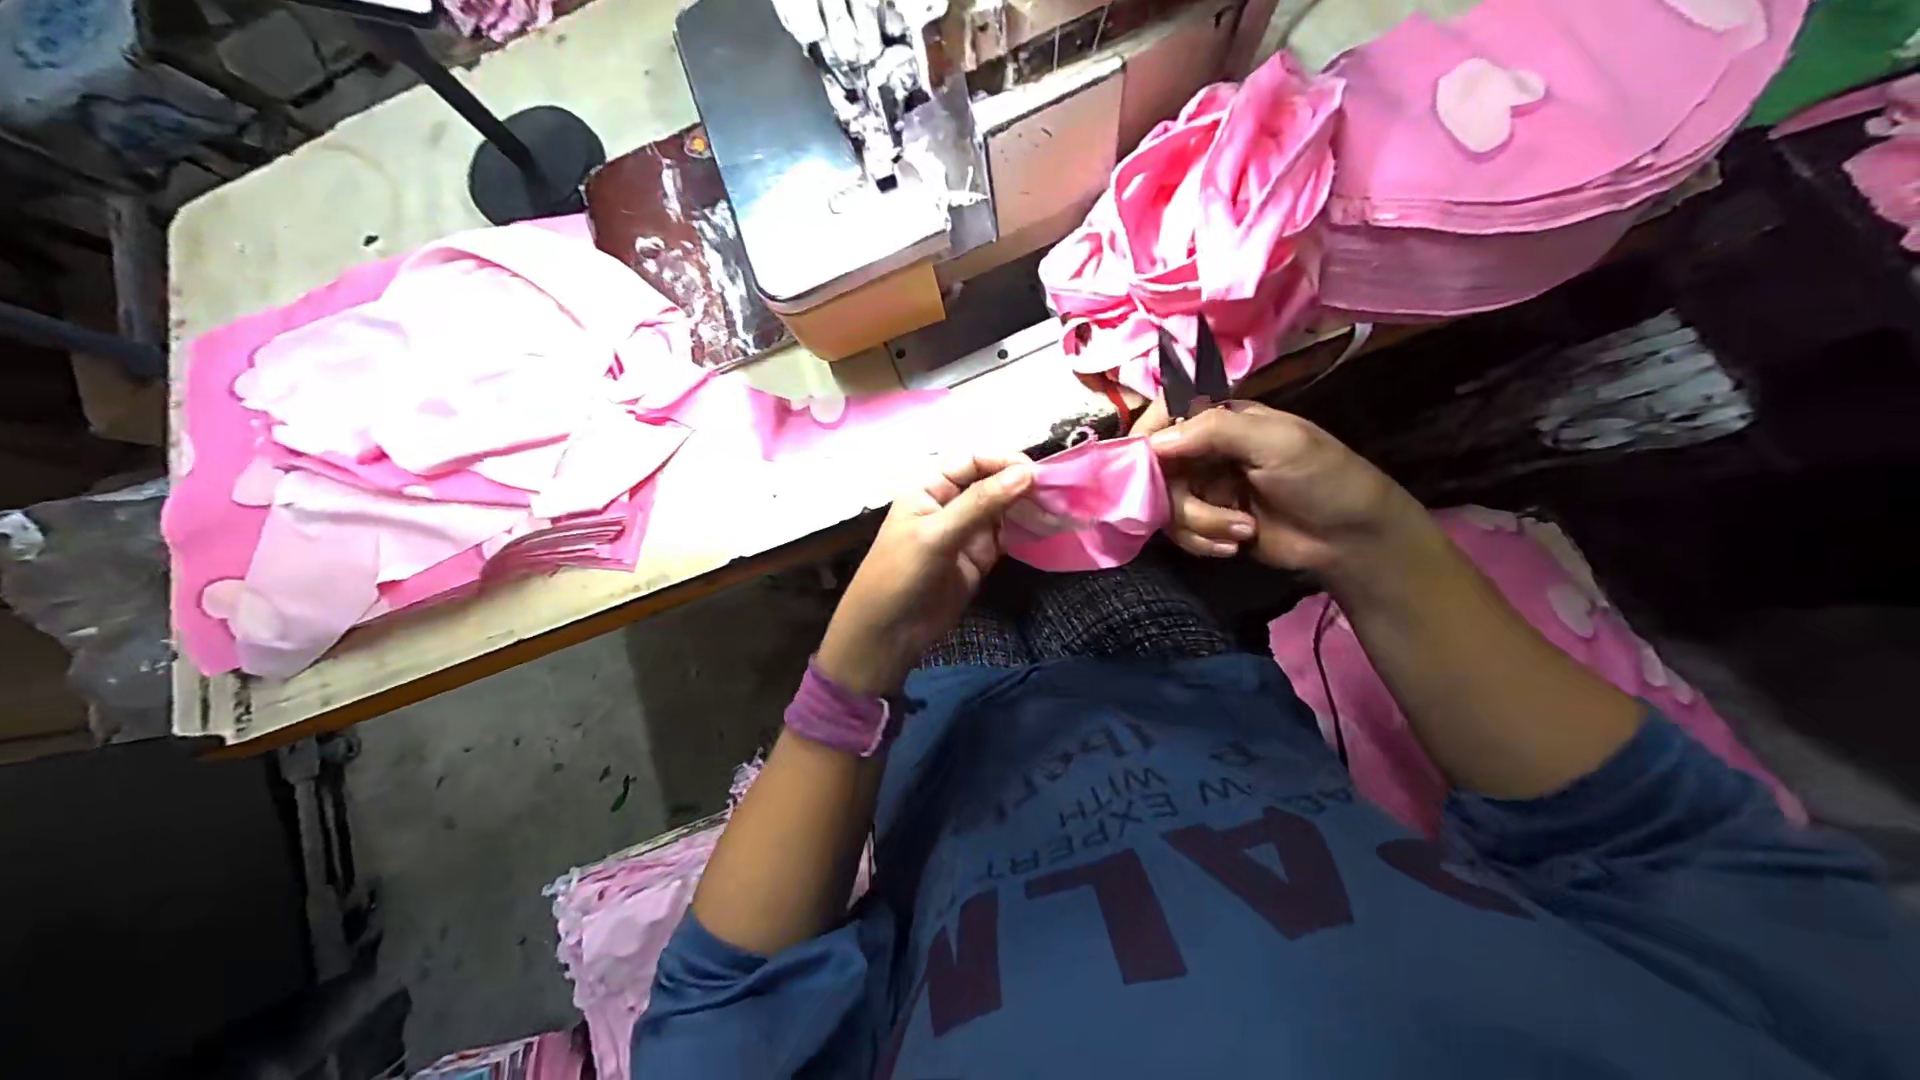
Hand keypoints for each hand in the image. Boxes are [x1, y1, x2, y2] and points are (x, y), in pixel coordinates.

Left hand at [815, 453, 1035, 696]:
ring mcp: (967, 530)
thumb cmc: (901, 575)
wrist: (888, 633)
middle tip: (1056, 491)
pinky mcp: (981, 556)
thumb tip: (1026, 473)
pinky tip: (1049, 527)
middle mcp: (950, 503)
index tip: (1035, 472)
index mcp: (929, 487)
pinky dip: (1028, 531)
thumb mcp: (937, 534)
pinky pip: (1008, 535)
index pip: (971, 461)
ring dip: (1029, 506)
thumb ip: (981, 503)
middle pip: (992, 481)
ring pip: (1004, 508)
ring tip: (1059, 508)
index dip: (1002, 461)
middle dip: (1022, 483)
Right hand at [1146, 402, 1442, 593]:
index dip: (1146, 440)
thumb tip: (1153, 443)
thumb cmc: (1322, 478)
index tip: (1142, 466)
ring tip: (1243, 530)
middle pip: (1155, 470)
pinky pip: (1177, 533)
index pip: (1163, 417)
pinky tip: (1236, 544)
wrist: (1351, 540)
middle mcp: (1202, 452)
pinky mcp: (1205, 524)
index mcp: (1219, 420)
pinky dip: (1203, 542)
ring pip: (1164, 506)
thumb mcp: (1276, 442)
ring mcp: (1202, 489)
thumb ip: (1215, 431)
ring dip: (1201, 524)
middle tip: (1217, 511)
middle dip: (1182, 500)